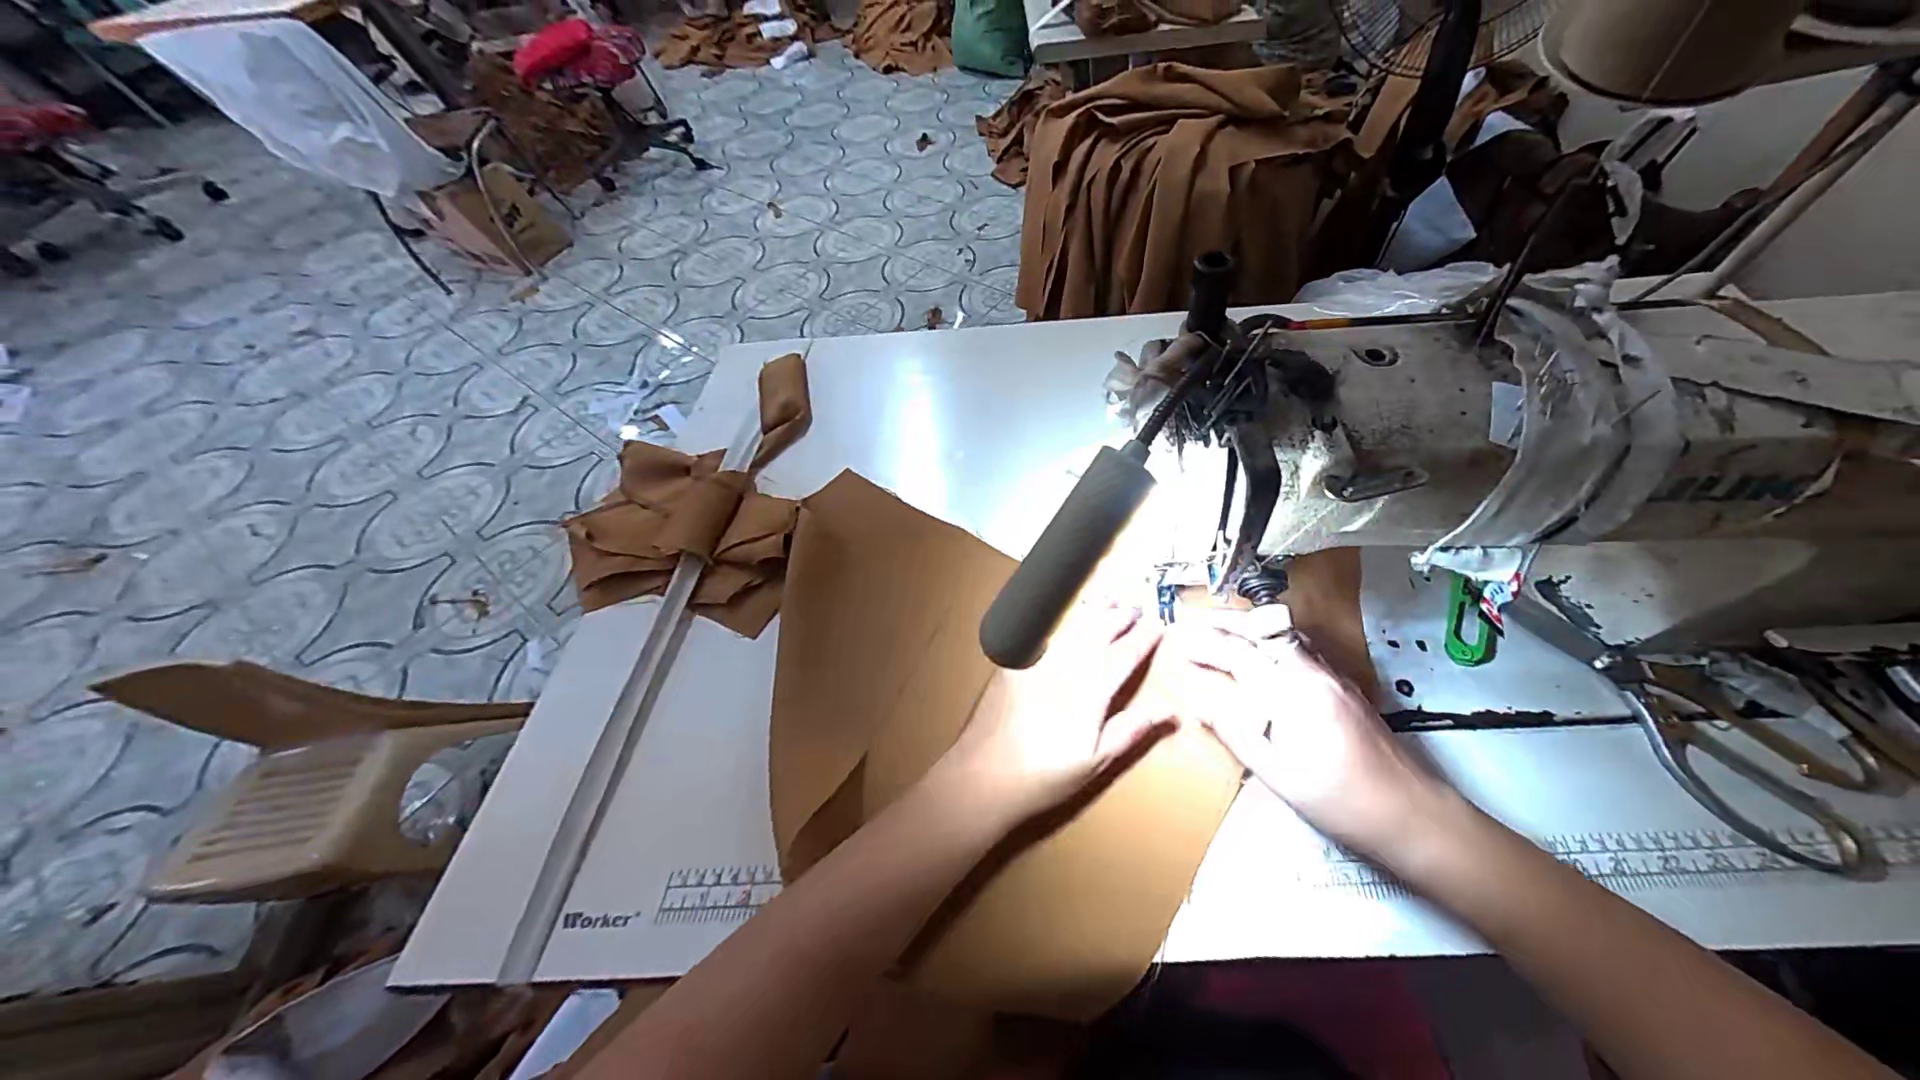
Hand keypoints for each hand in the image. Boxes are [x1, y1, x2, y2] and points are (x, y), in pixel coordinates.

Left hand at [927, 603, 1177, 829]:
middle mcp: (1065, 667)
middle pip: (1098, 631)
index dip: (1143, 638)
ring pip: (1072, 626)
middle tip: (1135, 608)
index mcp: (1090, 691)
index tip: (1159, 626)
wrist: (983, 773)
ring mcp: (1037, 661)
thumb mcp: (1095, 761)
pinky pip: (1044, 631)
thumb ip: (1131, 730)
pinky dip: (1063, 620)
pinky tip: (1068, 619)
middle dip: (1119, 616)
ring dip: (1093, 612)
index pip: (1125, 655)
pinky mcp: (1014, 662)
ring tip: (1108, 601)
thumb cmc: (1044, 776)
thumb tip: (1169, 710)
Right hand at [1165, 617, 1450, 858]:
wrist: (1416, 815)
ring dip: (1249, 627)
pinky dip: (1271, 640)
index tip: (1178, 644)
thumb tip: (1198, 703)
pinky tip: (1261, 653)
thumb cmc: (1342, 802)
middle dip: (1225, 622)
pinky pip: (1300, 648)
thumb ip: (1236, 733)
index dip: (1206, 645)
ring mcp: (1335, 678)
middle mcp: (1316, 674)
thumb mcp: (1279, 775)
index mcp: (1296, 693)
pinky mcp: (1346, 687)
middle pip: (1265, 631)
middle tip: (1193, 621)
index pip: (1241, 654)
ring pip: (1286, 635)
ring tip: (1219, 629)